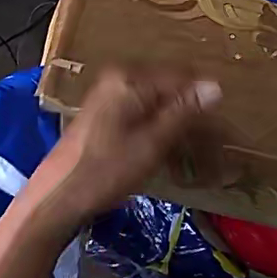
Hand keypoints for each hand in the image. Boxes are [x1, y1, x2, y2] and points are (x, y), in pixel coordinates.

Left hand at [20, 68, 221, 225]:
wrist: (55, 199)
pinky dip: (158, 127)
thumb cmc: (105, 171)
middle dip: (191, 111)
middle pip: (169, 88)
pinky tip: (165, 150)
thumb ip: (184, 111)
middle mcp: (118, 78)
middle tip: (208, 141)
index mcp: (130, 79)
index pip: (184, 77)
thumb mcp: (152, 143)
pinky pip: (142, 111)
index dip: (205, 100)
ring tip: (190, 149)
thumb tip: (216, 87)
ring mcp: (109, 95)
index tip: (222, 126)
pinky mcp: (104, 113)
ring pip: (157, 101)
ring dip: (176, 122)